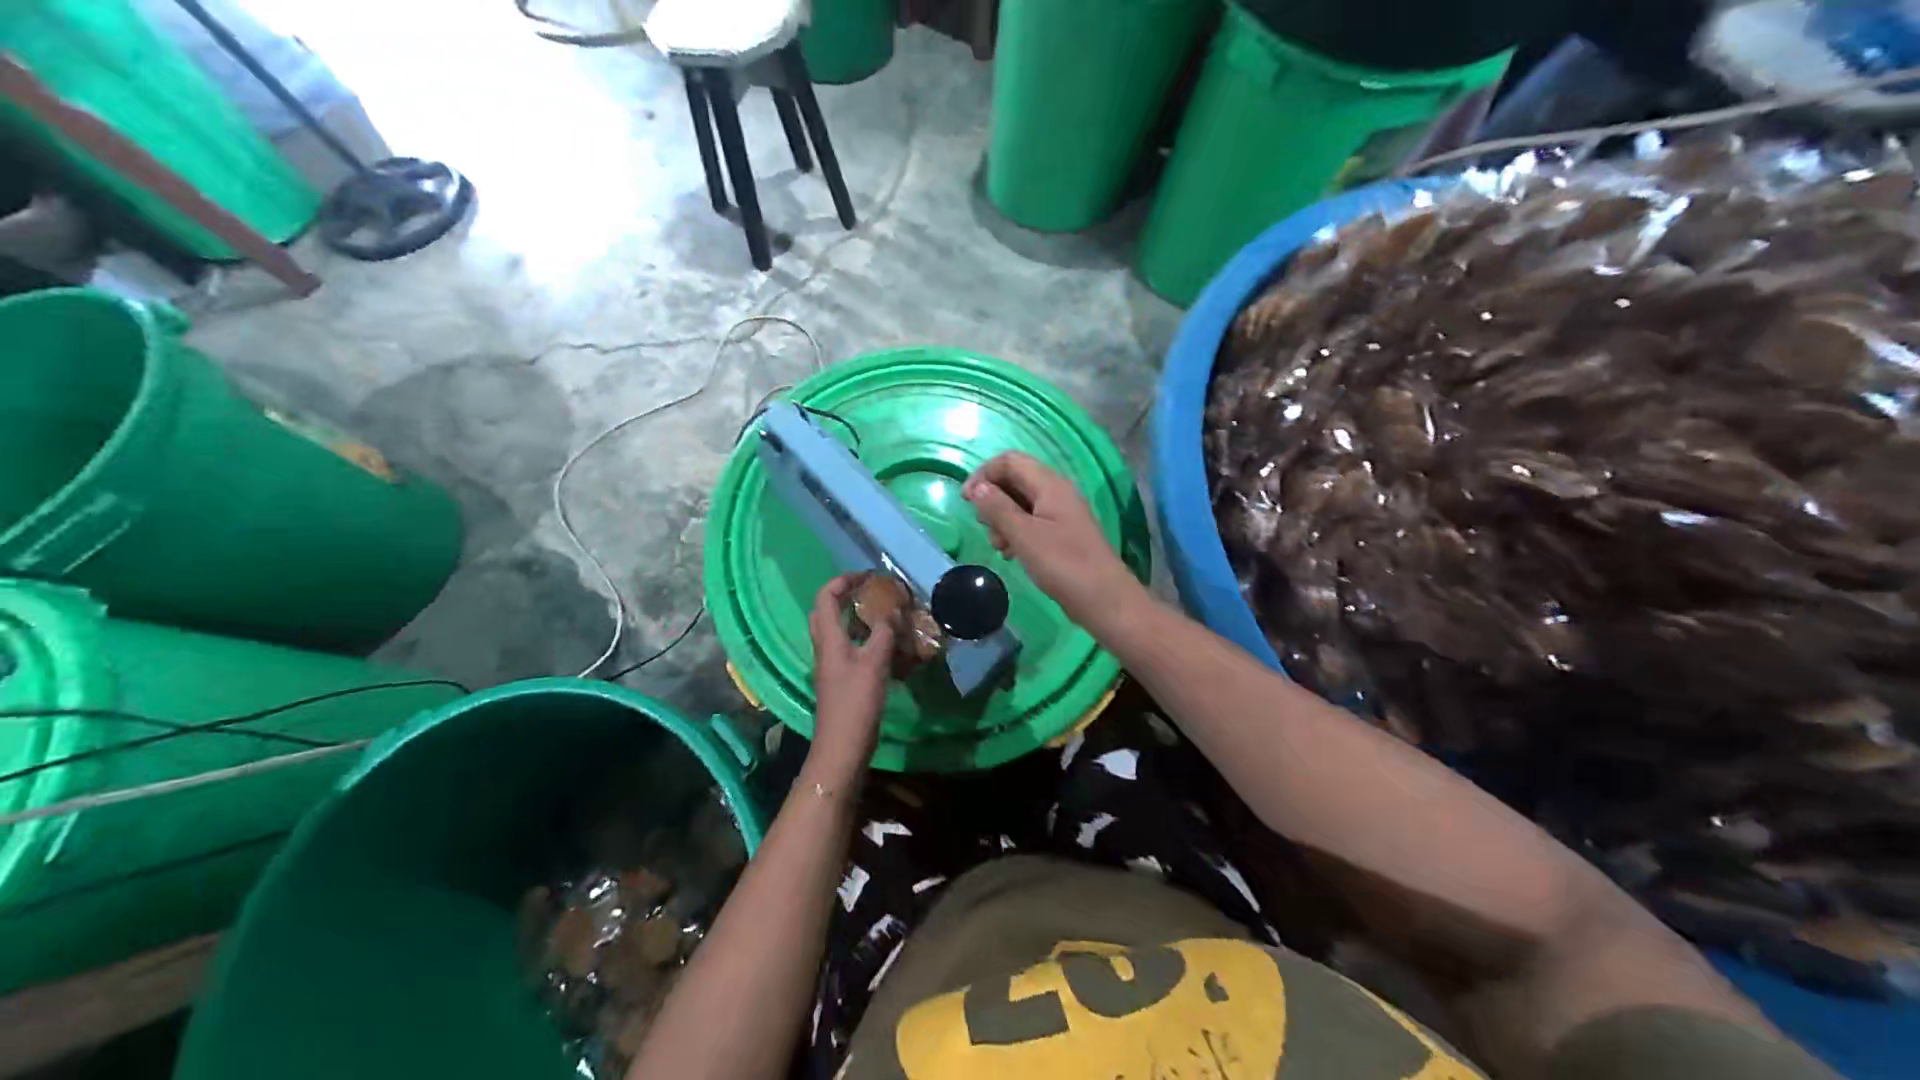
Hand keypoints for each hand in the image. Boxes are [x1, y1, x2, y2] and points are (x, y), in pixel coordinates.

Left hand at [807, 574, 894, 779]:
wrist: (843, 746)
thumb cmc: (855, 702)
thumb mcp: (874, 663)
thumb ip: (883, 633)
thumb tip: (893, 610)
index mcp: (828, 639)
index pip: (825, 597)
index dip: (843, 581)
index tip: (868, 576)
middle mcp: (826, 648)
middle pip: (828, 612)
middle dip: (848, 597)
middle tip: (873, 593)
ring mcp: (833, 665)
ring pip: (841, 631)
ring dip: (859, 619)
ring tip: (885, 614)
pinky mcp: (844, 680)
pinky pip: (853, 650)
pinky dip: (868, 640)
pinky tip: (890, 646)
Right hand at [963, 452, 1144, 628]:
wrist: (1103, 598)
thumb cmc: (1063, 564)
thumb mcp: (1024, 535)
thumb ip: (998, 508)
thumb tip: (977, 487)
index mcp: (1049, 484)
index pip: (1009, 460)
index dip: (984, 474)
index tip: (966, 501)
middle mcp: (1056, 492)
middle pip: (1014, 480)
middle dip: (992, 499)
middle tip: (984, 526)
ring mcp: (1060, 513)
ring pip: (1020, 503)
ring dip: (1002, 519)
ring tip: (998, 545)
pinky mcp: (1061, 533)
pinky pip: (1031, 522)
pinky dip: (1015, 532)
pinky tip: (1011, 553)